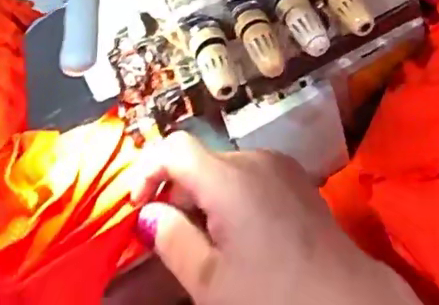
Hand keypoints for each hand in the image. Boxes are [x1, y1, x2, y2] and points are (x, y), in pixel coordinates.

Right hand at [132, 133, 419, 304]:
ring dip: (206, 198)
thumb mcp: (212, 285)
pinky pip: (253, 180)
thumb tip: (151, 213)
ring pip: (225, 172)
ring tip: (206, 244)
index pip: (173, 148)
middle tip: (168, 236)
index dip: (147, 170)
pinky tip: (242, 241)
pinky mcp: (302, 186)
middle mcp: (254, 160)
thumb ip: (172, 241)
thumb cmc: (276, 298)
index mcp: (227, 176)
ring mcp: (282, 170)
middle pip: (200, 161)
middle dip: (177, 193)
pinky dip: (235, 201)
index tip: (137, 206)